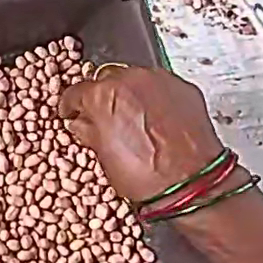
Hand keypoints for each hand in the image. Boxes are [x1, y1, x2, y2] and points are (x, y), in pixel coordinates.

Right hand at [58, 65, 227, 201]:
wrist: (190, 183)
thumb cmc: (146, 175)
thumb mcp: (103, 156)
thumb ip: (89, 131)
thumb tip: (84, 124)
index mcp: (103, 95)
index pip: (77, 91)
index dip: (72, 104)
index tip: (72, 111)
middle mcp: (130, 80)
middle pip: (106, 79)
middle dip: (102, 96)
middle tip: (102, 116)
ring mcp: (159, 81)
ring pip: (134, 79)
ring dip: (128, 94)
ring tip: (130, 118)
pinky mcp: (182, 88)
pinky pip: (158, 86)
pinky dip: (152, 97)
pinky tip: (152, 118)